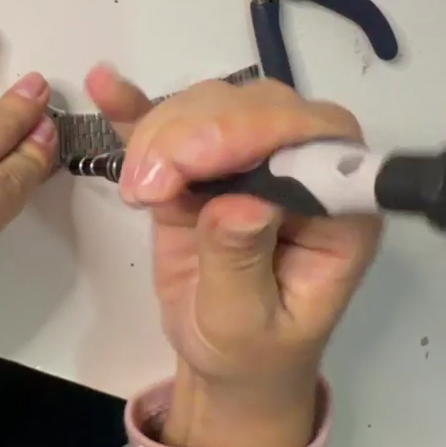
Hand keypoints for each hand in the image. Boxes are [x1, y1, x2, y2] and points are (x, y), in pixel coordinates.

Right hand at [84, 68, 381, 446]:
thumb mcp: (248, 323)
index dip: (256, 131)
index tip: (193, 164)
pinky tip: (107, 87)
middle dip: (193, 135)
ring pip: (208, 109)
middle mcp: (302, 171)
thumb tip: (238, 204)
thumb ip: (242, 263)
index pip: (315, 137)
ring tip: (135, 192)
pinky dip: (138, 110)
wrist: (226, 359)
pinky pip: (171, 129)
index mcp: (338, 209)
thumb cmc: (252, 352)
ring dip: (161, 136)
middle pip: (256, 109)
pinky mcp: (200, 168)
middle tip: (147, 189)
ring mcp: (248, 162)